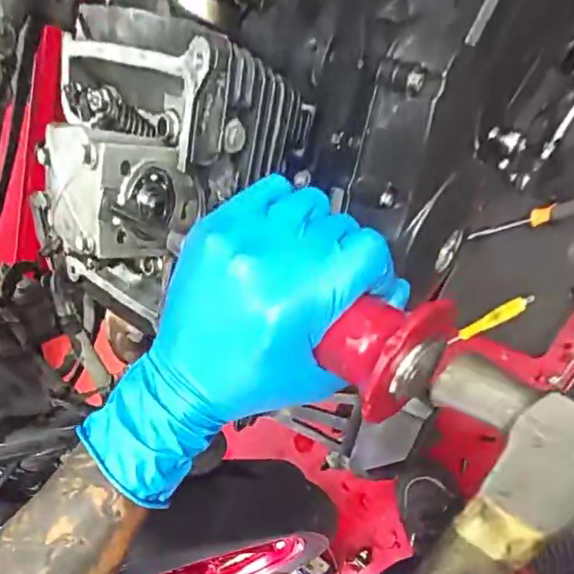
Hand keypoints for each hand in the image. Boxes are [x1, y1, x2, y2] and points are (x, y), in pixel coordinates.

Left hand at [79, 175, 407, 506]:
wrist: (186, 379)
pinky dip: (282, 209)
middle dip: (347, 256)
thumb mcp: (315, 376)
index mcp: (298, 300)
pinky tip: (279, 236)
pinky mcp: (218, 228)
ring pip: (309, 202)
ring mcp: (241, 238)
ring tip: (305, 259)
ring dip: (316, 230)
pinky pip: (269, 192)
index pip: (367, 251)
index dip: (377, 270)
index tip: (368, 284)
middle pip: (341, 226)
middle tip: (333, 282)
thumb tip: (386, 304)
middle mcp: (270, 261)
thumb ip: (359, 342)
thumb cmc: (241, 381)